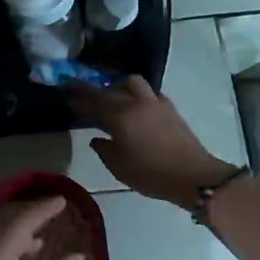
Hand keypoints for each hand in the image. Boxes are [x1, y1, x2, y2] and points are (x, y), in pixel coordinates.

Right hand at [70, 75, 236, 207]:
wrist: (193, 176)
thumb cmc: (151, 174)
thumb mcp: (119, 167)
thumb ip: (104, 149)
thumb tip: (97, 138)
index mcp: (121, 117)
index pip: (93, 101)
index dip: (78, 98)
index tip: (65, 93)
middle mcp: (137, 103)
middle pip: (110, 89)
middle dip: (93, 89)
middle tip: (81, 92)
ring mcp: (155, 103)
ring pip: (132, 83)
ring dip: (118, 85)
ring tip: (110, 96)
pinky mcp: (169, 108)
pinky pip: (148, 92)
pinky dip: (136, 94)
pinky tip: (134, 106)